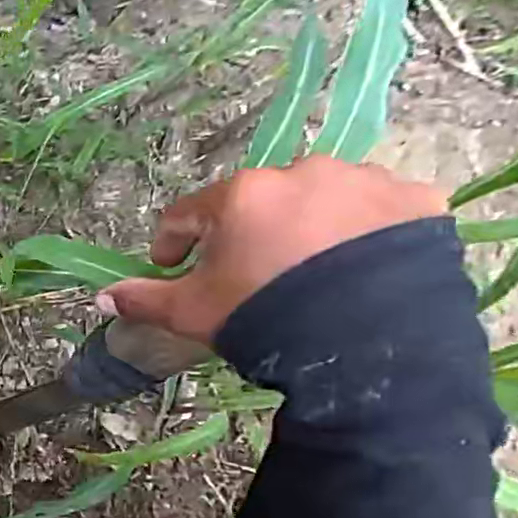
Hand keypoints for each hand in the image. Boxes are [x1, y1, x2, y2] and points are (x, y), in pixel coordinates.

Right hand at [97, 156, 447, 343]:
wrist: (370, 346)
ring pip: (316, 200)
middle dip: (242, 236)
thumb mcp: (190, 313)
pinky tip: (356, 268)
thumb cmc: (263, 318)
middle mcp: (299, 172)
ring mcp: (362, 180)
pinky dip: (359, 232)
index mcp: (239, 196)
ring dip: (302, 228)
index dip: (171, 245)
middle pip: (253, 204)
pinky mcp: (416, 200)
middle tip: (245, 278)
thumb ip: (143, 300)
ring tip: (307, 275)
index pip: (186, 214)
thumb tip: (100, 298)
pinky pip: (374, 210)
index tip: (172, 269)